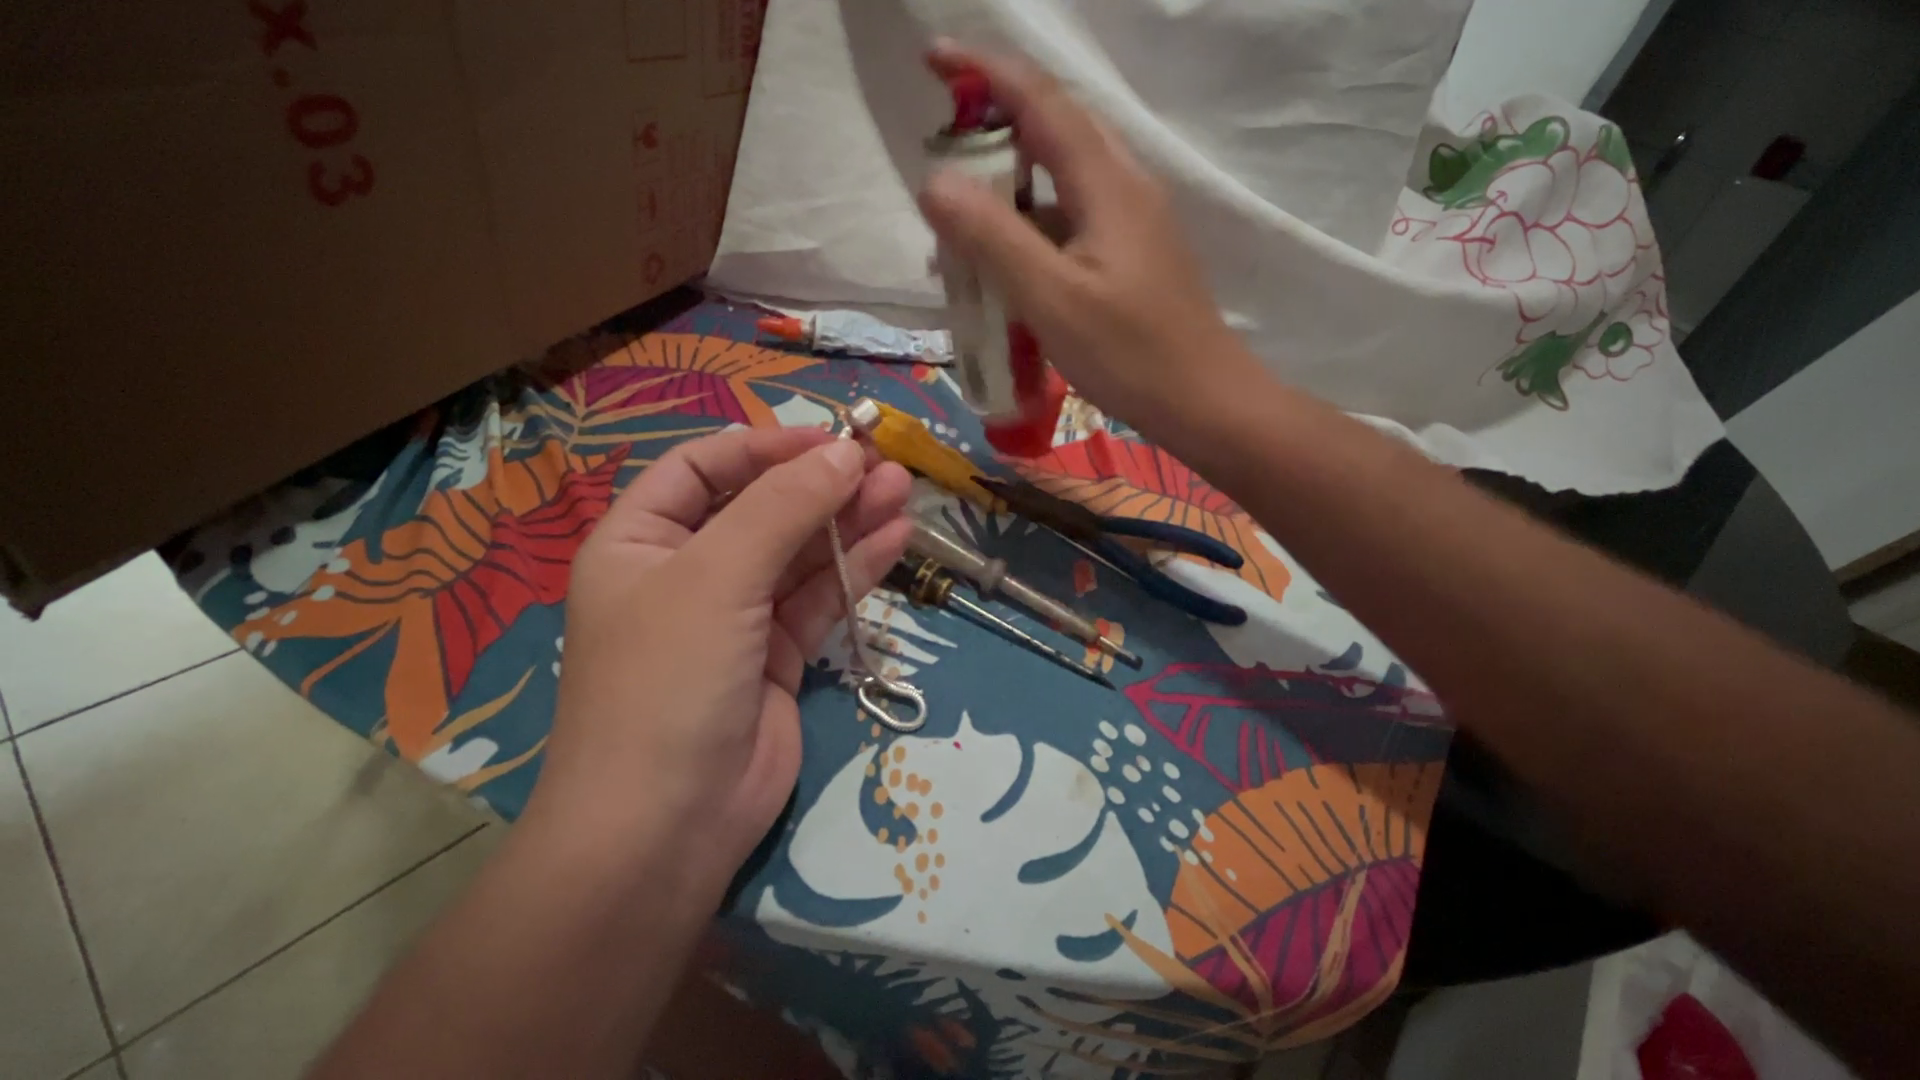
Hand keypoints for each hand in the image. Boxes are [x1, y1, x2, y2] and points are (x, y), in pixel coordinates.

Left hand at [532, 427, 912, 884]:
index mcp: (639, 542)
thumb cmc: (667, 682)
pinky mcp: (776, 660)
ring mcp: (733, 619)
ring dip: (846, 522)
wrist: (666, 827)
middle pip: (759, 508)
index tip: (830, 438)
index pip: (703, 468)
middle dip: (820, 484)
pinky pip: (818, 600)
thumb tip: (845, 453)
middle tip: (885, 463)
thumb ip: (783, 508)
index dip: (764, 447)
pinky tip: (896, 539)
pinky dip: (855, 570)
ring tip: (902, 490)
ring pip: (797, 554)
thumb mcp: (716, 578)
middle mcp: (684, 574)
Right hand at [916, 43, 1258, 439]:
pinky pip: (1067, 218)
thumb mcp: (1051, 298)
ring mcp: (1130, 220)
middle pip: (1052, 128)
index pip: (1041, 100)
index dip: (985, 71)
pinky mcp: (1129, 254)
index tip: (932, 57)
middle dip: (991, 123)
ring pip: (1058, 178)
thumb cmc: (1130, 354)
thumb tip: (933, 180)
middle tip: (938, 145)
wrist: (1205, 402)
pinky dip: (1026, 227)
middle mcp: (1123, 186)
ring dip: (1005, 185)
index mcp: (1107, 182)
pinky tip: (999, 265)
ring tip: (956, 220)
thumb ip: (992, 237)